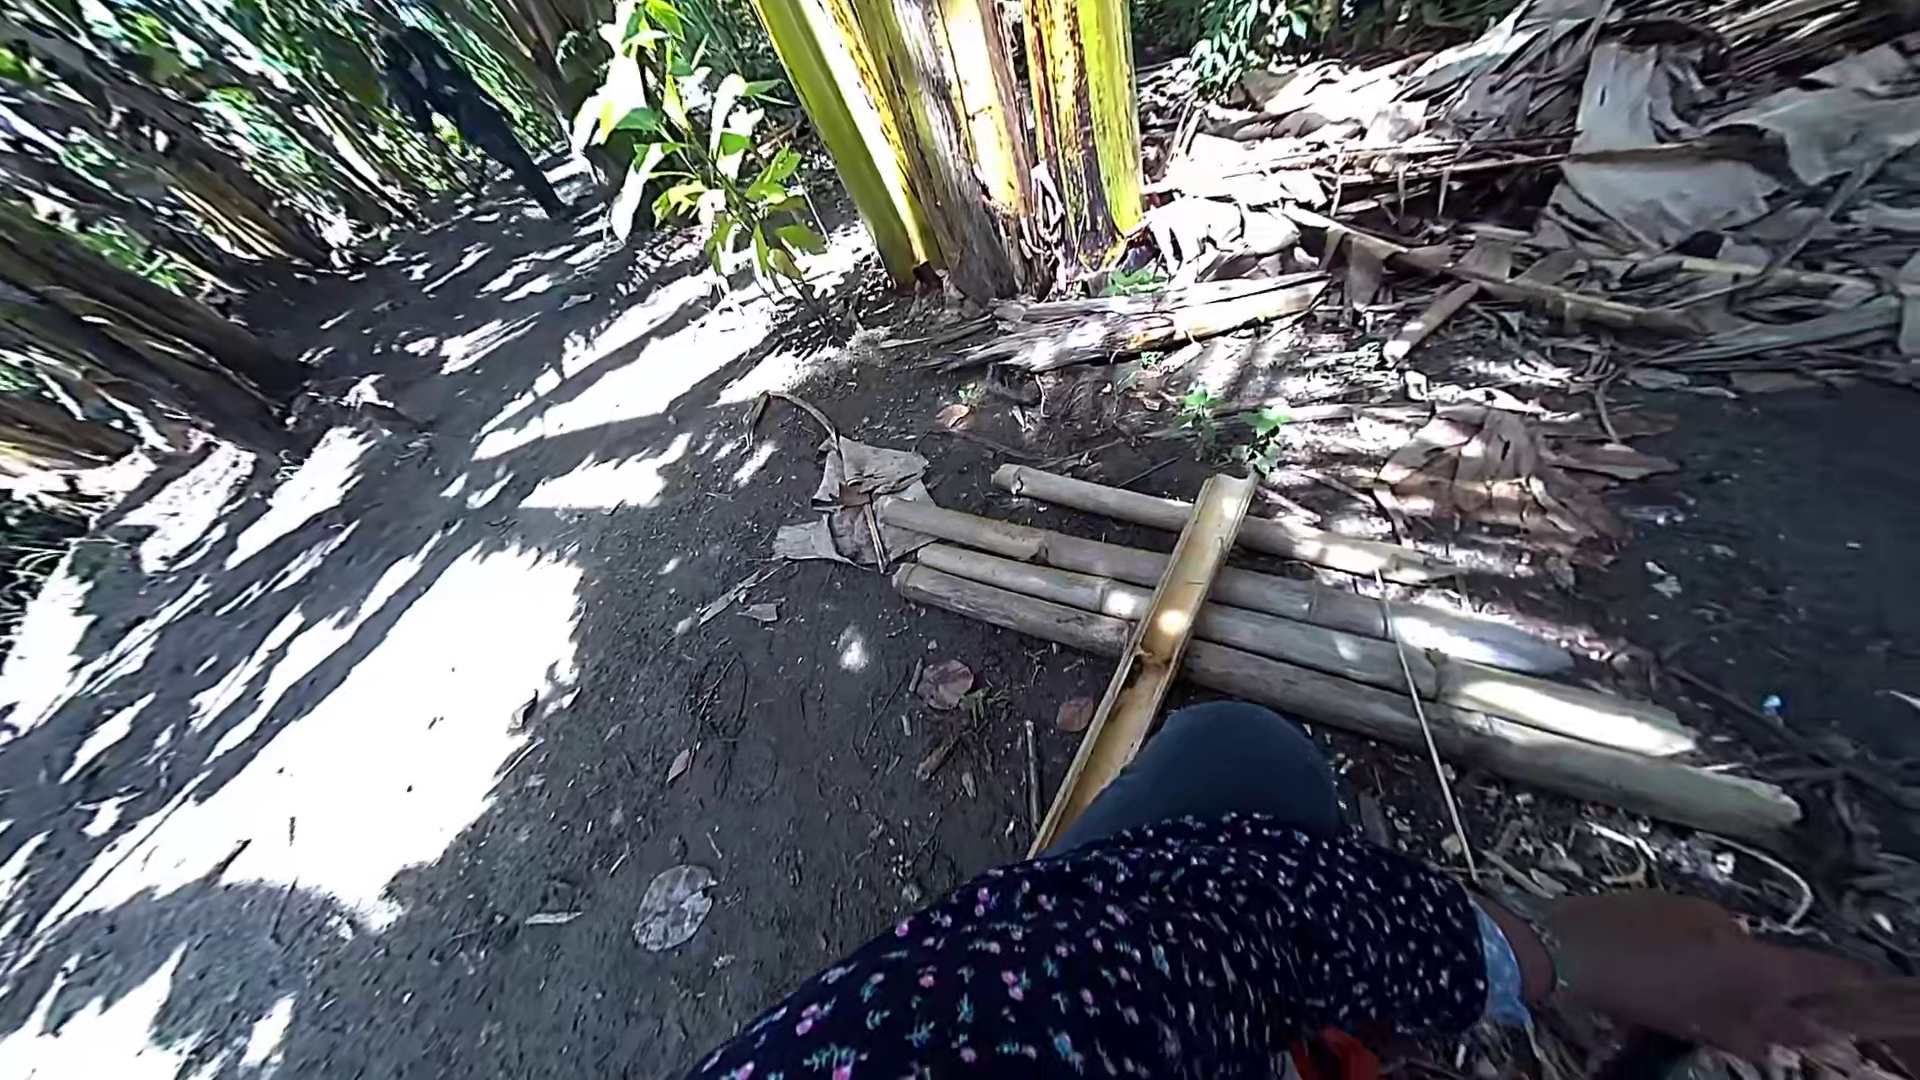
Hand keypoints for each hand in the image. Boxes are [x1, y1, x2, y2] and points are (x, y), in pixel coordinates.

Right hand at [1485, 891, 1899, 1061]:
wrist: (1566, 956)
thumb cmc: (1622, 925)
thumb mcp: (1676, 906)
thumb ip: (1723, 924)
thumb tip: (1742, 940)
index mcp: (1767, 974)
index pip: (1838, 976)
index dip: (1864, 973)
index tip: (1885, 974)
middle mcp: (1765, 1014)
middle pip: (1821, 1019)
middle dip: (1832, 1008)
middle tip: (1841, 995)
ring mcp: (1729, 1030)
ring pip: (1780, 1033)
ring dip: (1785, 1018)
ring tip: (1776, 1000)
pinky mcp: (1693, 1030)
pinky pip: (1739, 1030)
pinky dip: (1741, 1018)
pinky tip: (1717, 997)